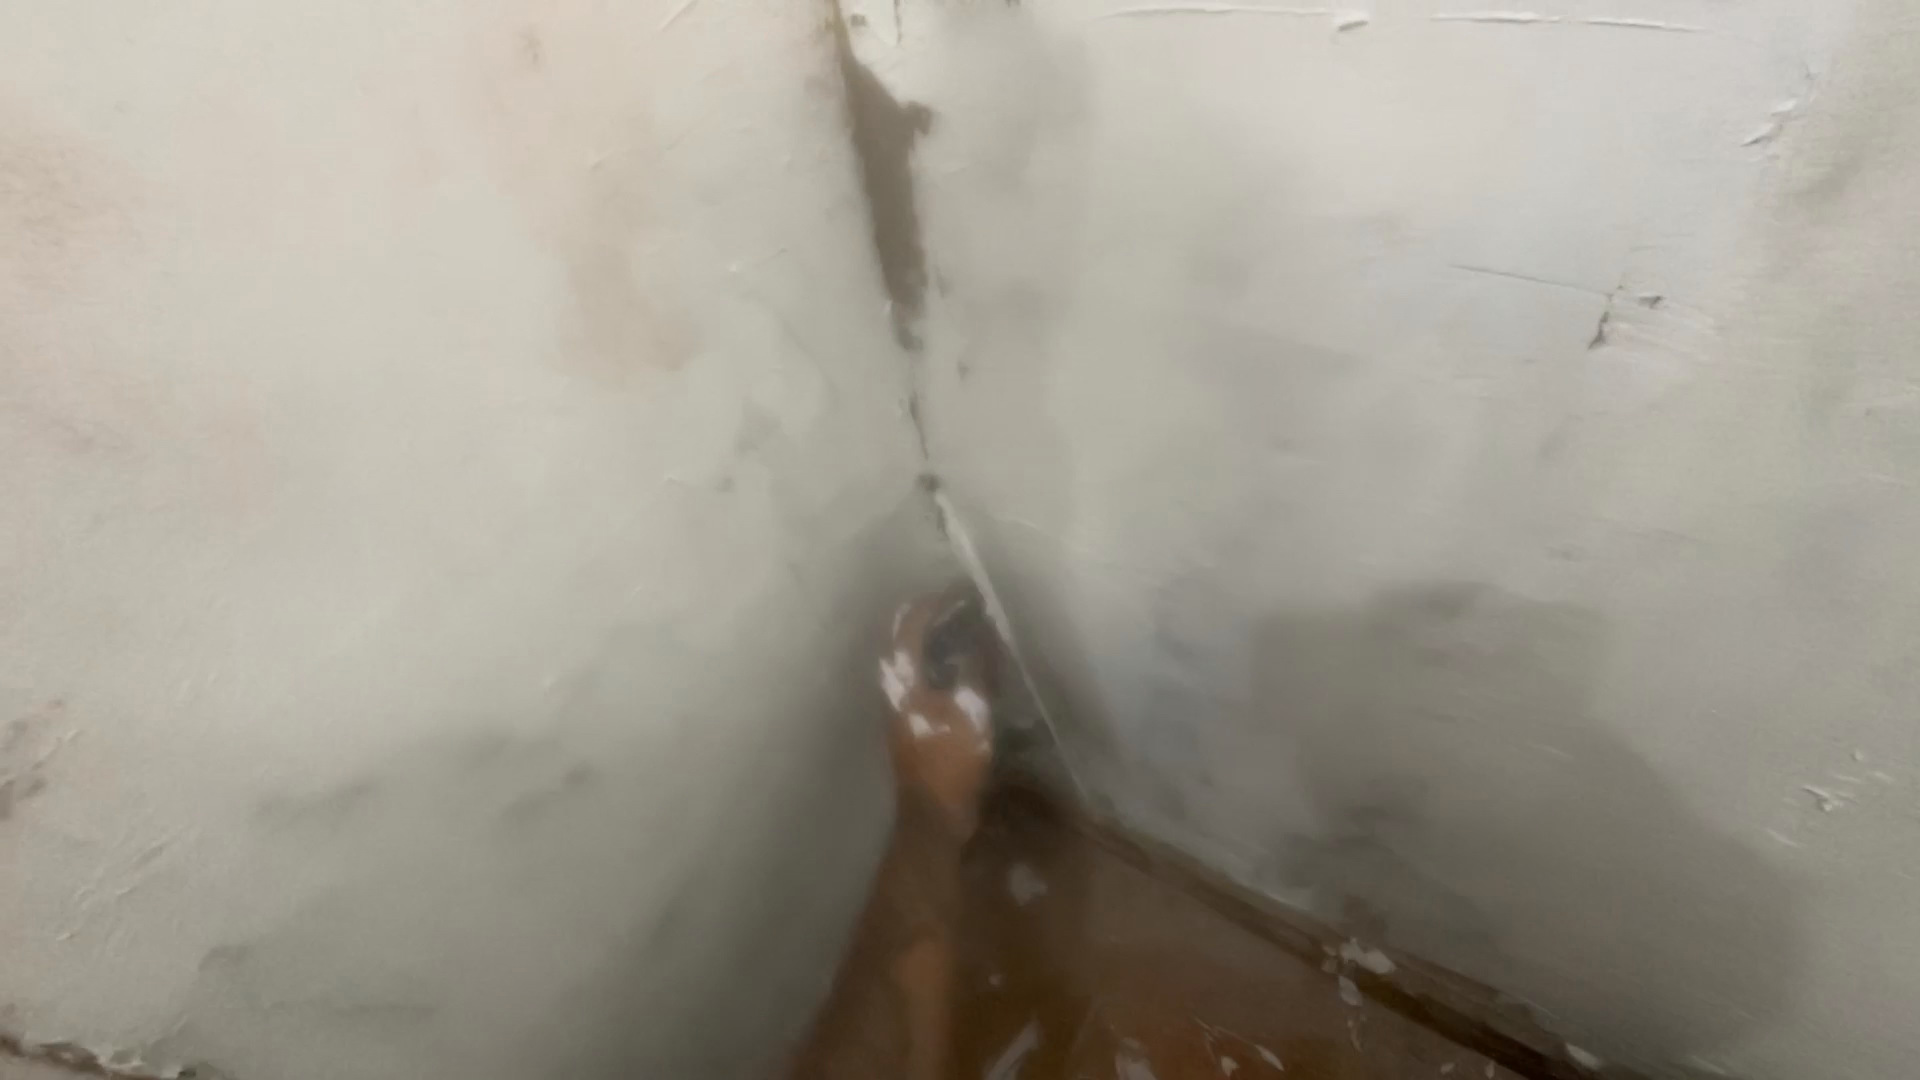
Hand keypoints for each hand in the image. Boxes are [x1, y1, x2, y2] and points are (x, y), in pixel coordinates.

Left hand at [879, 583, 998, 838]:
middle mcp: (893, 685)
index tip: (962, 591)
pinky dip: (937, 659)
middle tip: (958, 602)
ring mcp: (898, 703)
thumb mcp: (971, 711)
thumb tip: (984, 634)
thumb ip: (977, 669)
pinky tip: (961, 664)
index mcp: (903, 679)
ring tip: (962, 625)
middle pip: (902, 636)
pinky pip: (920, 675)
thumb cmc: (950, 760)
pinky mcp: (910, 719)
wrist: (933, 814)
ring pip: (909, 656)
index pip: (911, 624)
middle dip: (927, 613)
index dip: (935, 602)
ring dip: (931, 636)